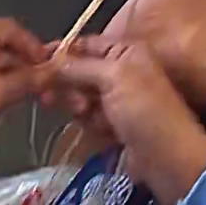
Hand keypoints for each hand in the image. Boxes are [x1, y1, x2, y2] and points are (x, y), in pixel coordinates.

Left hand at [0, 19, 47, 170]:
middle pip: (3, 48)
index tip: (52, 67)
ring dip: (14, 84)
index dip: (34, 46)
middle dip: (26, 68)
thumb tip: (51, 71)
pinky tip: (7, 111)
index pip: (10, 29)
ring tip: (33, 102)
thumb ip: (26, 80)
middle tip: (48, 90)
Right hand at [49, 36, 205, 204]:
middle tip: (50, 96)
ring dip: (79, 106)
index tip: (35, 62)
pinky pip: (90, 118)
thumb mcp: (113, 76)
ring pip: (81, 96)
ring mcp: (118, 99)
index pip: (84, 44)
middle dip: (67, 83)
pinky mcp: (114, 125)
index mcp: (125, 51)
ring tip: (85, 115)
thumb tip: (49, 59)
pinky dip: (90, 124)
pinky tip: (98, 130)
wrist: (169, 160)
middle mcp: (121, 70)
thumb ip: (79, 66)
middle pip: (79, 70)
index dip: (60, 52)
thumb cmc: (144, 109)